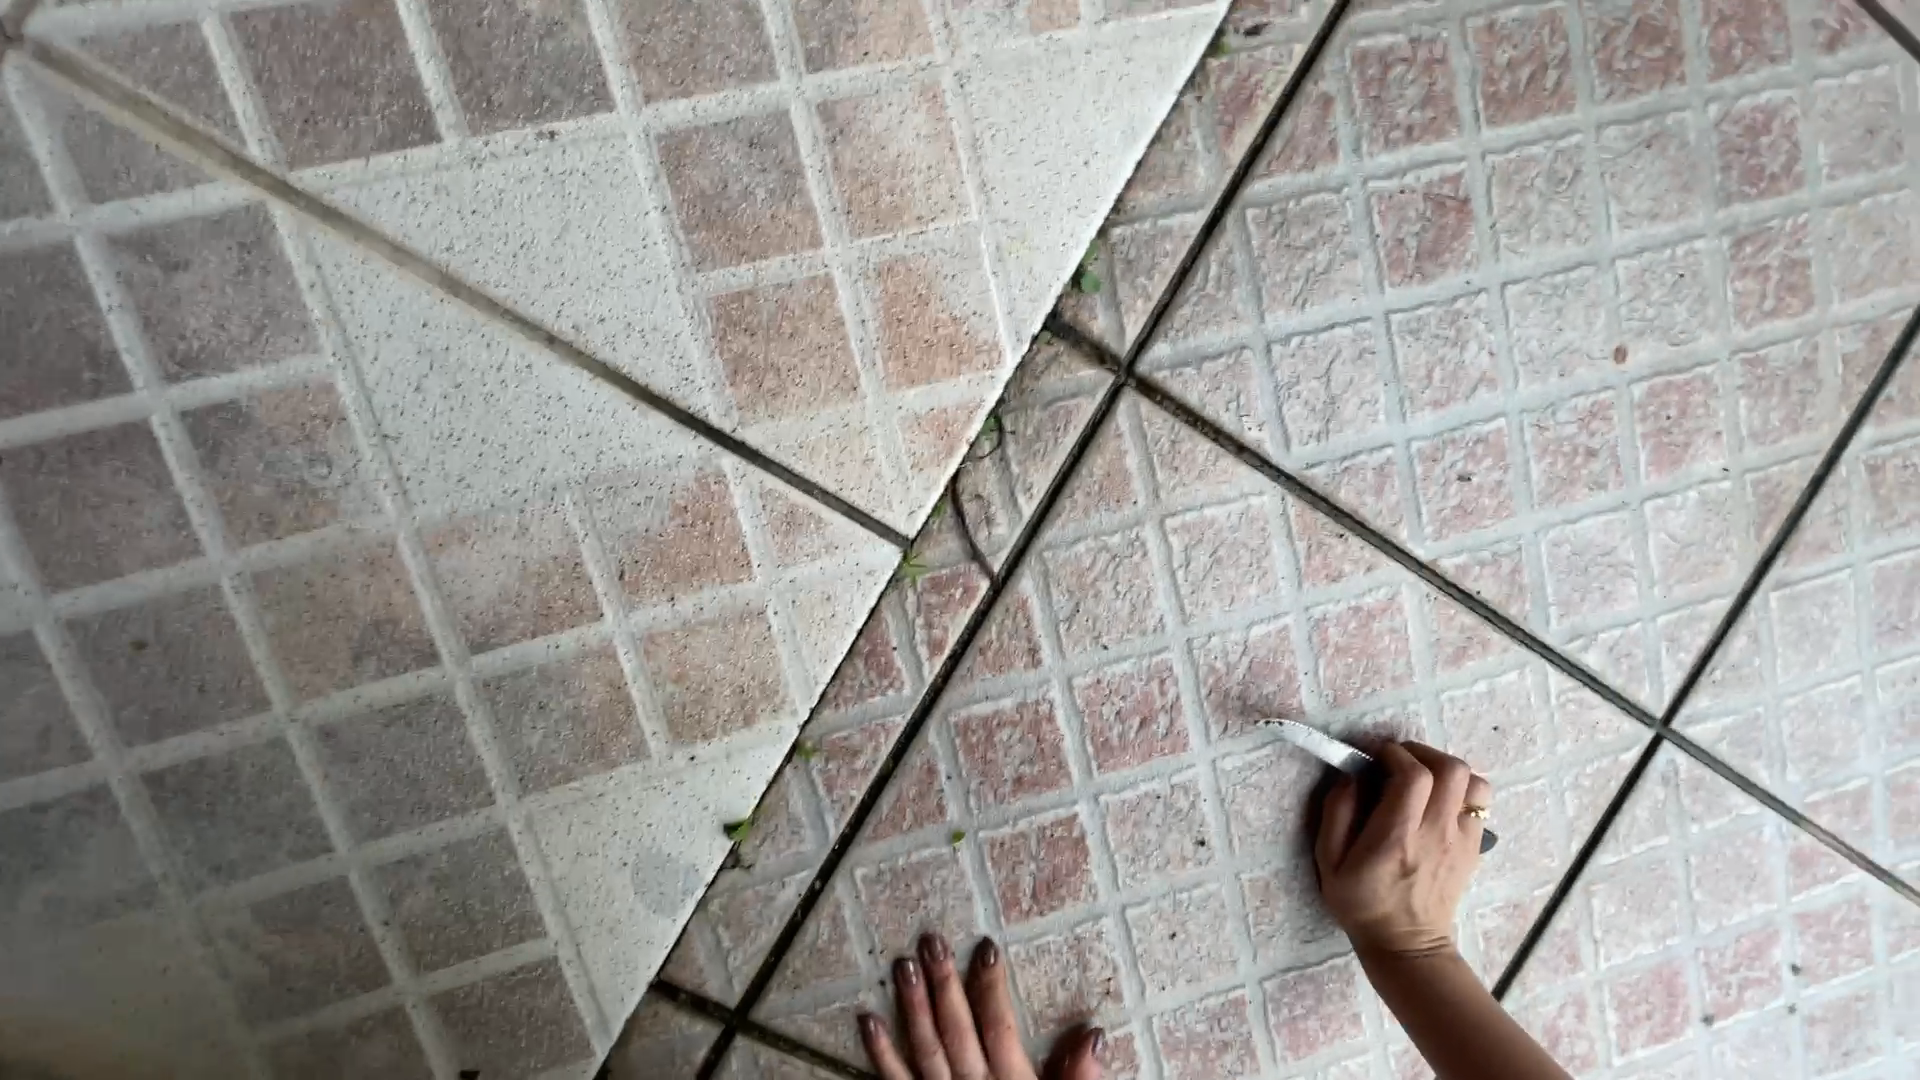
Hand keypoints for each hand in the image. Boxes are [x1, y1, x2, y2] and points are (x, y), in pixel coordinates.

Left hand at [859, 933, 1102, 1079]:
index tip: (985, 946)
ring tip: (901, 965)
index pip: (1000, 1027)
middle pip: (957, 1031)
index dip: (992, 987)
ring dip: (912, 1007)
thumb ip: (1078, 1079)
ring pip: (925, 1050)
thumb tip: (1092, 1033)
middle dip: (944, 984)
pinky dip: (881, 1053)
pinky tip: (867, 1019)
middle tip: (931, 941)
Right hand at [1314, 741, 1491, 958]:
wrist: (1407, 945)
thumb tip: (1351, 776)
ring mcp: (1462, 842)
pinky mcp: (1475, 849)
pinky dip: (1459, 791)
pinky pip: (1479, 804)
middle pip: (1452, 770)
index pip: (1415, 776)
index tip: (1376, 756)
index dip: (1395, 754)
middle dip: (1423, 753)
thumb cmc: (1360, 901)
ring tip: (1422, 777)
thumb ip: (1336, 812)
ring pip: (1475, 783)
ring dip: (1447, 770)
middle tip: (1398, 760)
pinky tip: (1434, 801)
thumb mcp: (1328, 859)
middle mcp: (1437, 834)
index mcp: (1397, 836)